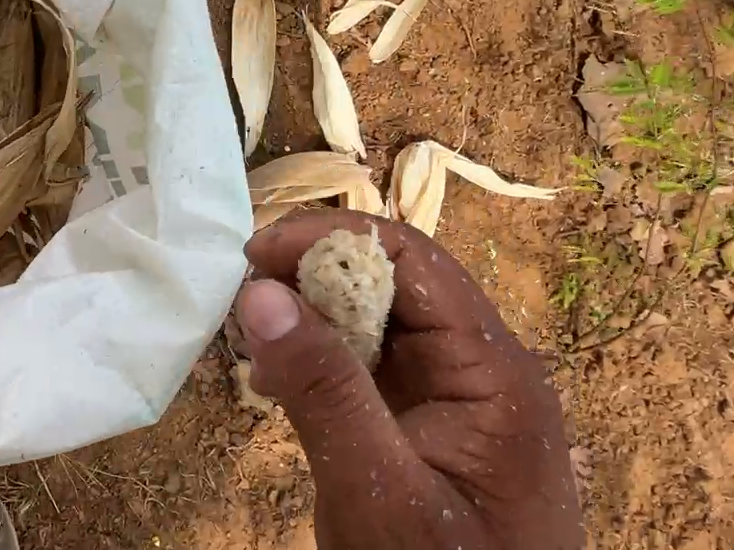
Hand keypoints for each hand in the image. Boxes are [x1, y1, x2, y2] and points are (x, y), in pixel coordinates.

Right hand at [231, 211, 581, 549]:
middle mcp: (475, 365)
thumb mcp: (378, 493)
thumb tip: (258, 290)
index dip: (328, 240)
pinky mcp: (414, 412)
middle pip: (386, 278)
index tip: (253, 258)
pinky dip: (308, 352)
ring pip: (364, 311)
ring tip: (251, 347)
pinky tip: (273, 381)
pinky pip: (357, 354)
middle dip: (306, 276)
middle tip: (242, 304)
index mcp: (492, 371)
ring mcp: (445, 390)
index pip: (410, 259)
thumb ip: (324, 391)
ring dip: (302, 314)